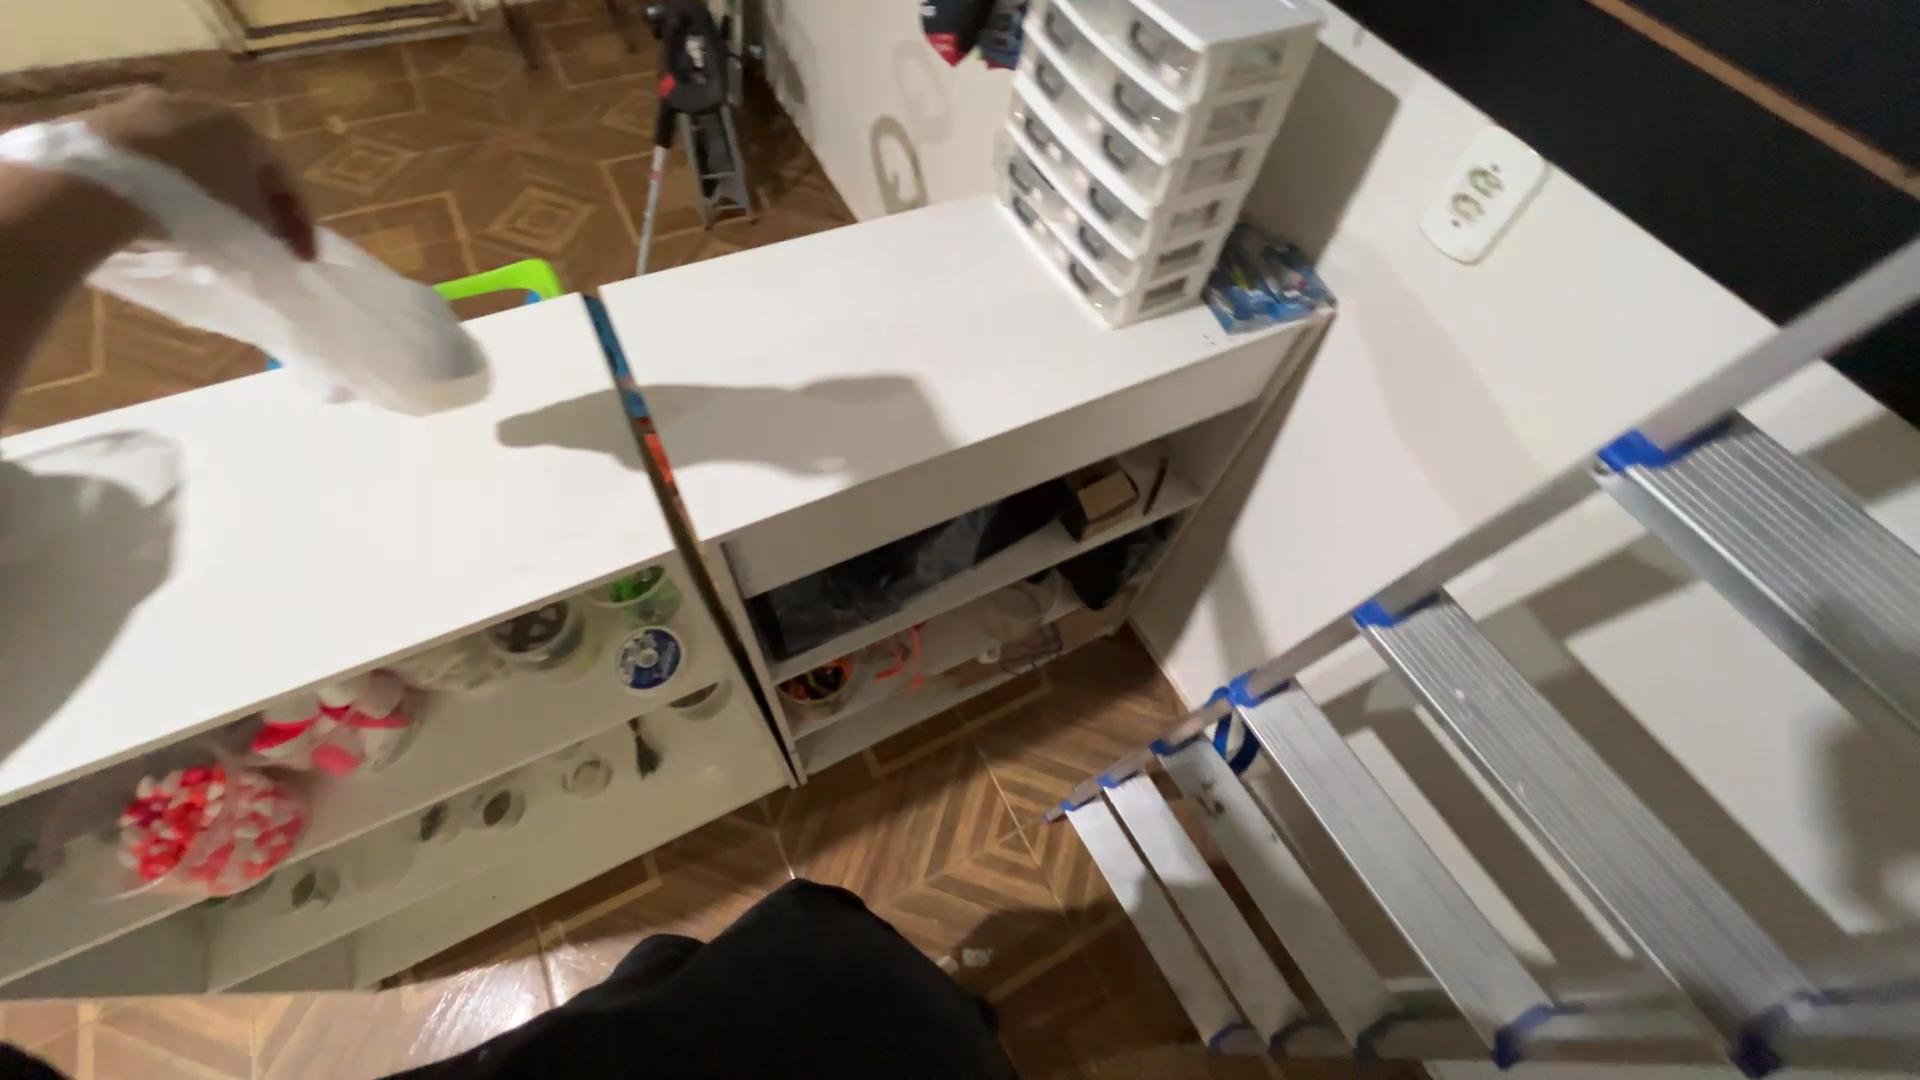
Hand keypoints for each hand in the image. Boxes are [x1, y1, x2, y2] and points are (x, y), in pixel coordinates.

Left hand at [81, 87, 315, 259]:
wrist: (98, 183)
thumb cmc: (194, 200)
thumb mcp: (250, 221)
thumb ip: (270, 225)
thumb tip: (271, 234)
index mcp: (244, 128)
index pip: (286, 183)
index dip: (302, 226)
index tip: (305, 258)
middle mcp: (199, 108)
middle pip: (242, 167)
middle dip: (258, 205)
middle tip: (267, 241)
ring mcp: (146, 108)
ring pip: (199, 160)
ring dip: (214, 193)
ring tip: (217, 228)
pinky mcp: (106, 120)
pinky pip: (157, 159)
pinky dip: (173, 184)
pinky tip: (174, 210)